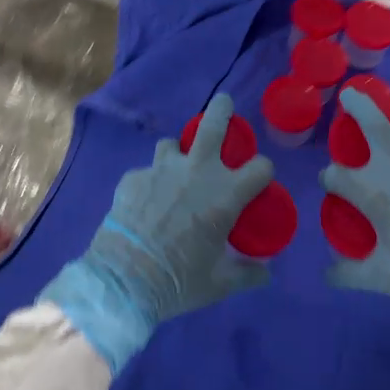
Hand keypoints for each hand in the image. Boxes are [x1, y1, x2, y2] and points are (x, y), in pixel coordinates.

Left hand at [41, 94, 274, 371]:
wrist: (123, 281)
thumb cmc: (178, 281)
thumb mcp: (219, 283)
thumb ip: (247, 274)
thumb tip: (265, 273)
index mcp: (225, 195)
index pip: (261, 167)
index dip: (263, 171)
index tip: (258, 179)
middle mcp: (197, 171)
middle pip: (213, 123)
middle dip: (222, 109)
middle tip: (224, 106)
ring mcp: (161, 169)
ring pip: (172, 144)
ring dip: (177, 154)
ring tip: (173, 172)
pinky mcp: (133, 177)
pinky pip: (146, 172)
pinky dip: (149, 182)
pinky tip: (144, 202)